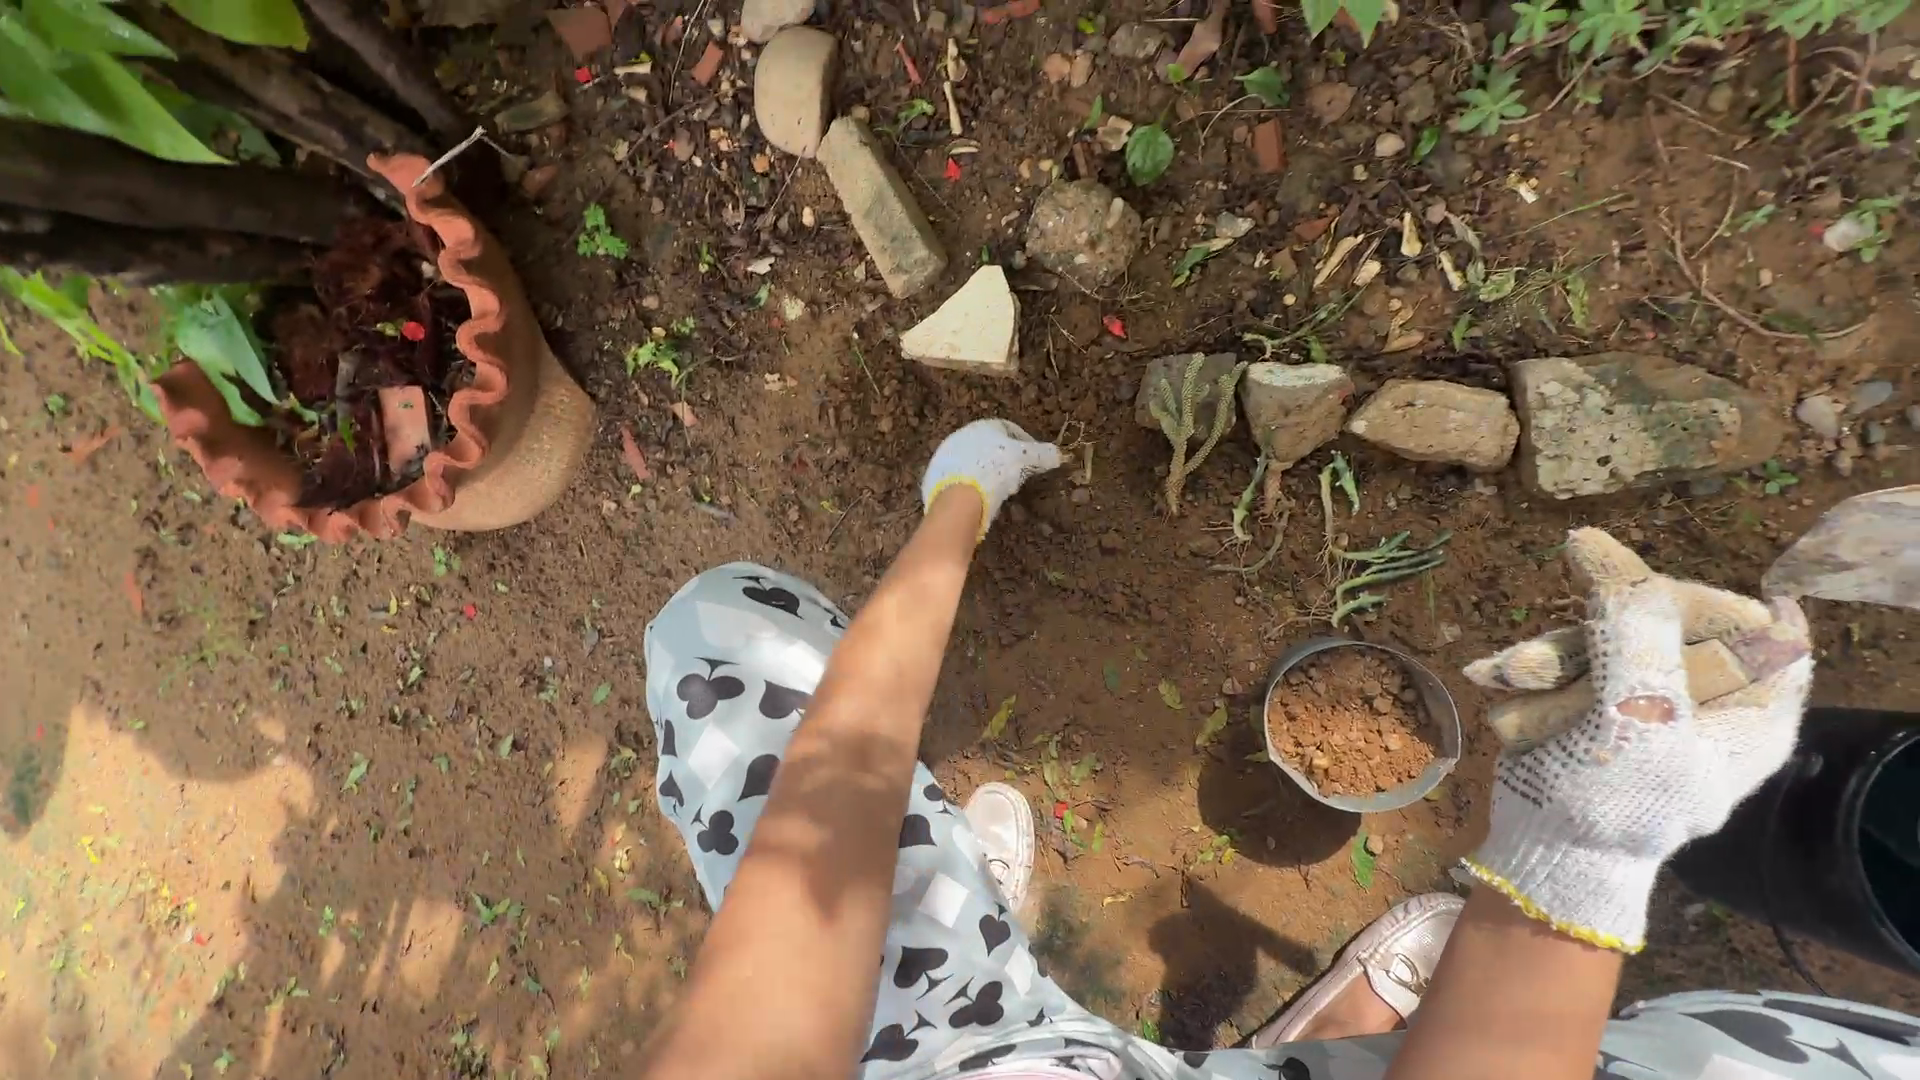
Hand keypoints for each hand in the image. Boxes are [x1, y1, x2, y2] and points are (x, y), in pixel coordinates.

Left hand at [920, 419, 1064, 539]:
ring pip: (973, 462)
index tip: (1034, 458)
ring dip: (987, 473)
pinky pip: (960, 479)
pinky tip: (980, 499)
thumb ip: (1043, 455)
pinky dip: (972, 486)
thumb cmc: (996, 469)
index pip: (1008, 428)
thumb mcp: (1025, 460)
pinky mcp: (935, 477)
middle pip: (989, 446)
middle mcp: (961, 436)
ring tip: (1001, 490)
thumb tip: (1059, 454)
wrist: (960, 495)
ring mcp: (945, 456)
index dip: (1024, 442)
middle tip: (1018, 475)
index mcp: (982, 426)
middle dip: (1004, 459)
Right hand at [1460, 528, 1812, 951]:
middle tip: (1550, 657)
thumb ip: (1627, 626)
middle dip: (1594, 638)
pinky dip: (1525, 671)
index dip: (1691, 603)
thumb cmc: (1609, 800)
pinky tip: (1492, 678)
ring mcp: (1637, 697)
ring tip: (1507, 676)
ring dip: (1546, 655)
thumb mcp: (1634, 713)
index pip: (1751, 622)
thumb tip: (1591, 539)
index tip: (1632, 602)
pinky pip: (1559, 662)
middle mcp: (1702, 697)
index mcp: (1752, 710)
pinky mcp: (1583, 699)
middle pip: (1659, 622)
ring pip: (1597, 639)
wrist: (1543, 849)